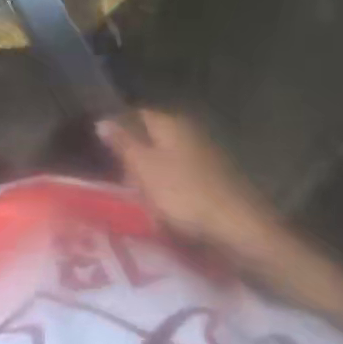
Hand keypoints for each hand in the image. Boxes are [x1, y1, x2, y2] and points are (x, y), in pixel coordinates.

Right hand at [97, 109, 292, 265]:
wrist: (242, 230)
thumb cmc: (184, 194)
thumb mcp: (143, 167)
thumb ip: (121, 142)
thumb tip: (101, 119)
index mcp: (169, 122)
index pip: (135, 114)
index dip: (117, 129)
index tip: (100, 149)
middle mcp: (189, 131)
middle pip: (151, 136)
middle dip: (133, 154)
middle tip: (117, 177)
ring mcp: (206, 154)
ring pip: (167, 158)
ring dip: (151, 173)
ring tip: (136, 196)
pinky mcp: (217, 179)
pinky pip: (182, 176)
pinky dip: (169, 187)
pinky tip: (163, 206)